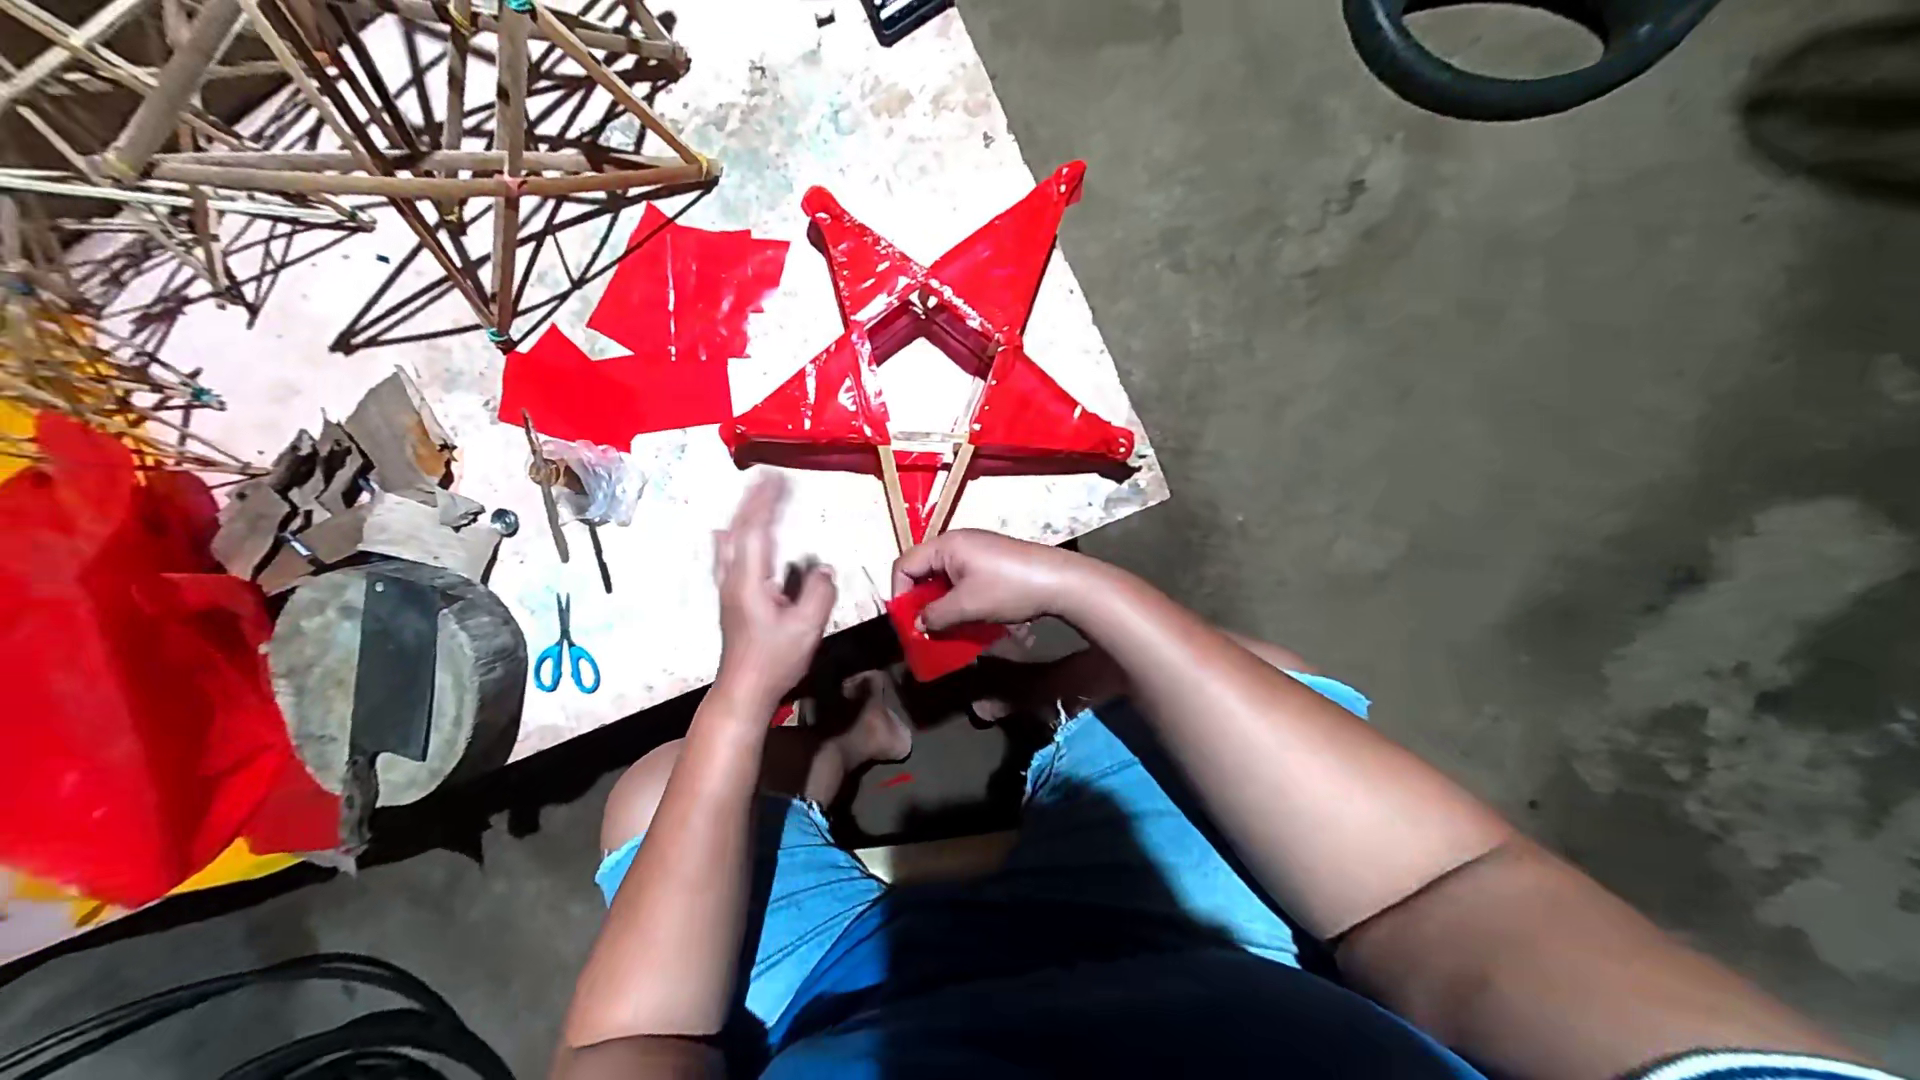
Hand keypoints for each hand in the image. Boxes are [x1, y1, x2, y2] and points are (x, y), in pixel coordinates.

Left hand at [712, 473, 835, 705]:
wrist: (744, 689)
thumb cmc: (774, 660)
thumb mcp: (806, 627)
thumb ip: (818, 593)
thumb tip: (824, 569)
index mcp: (750, 581)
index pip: (756, 530)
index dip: (766, 502)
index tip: (778, 478)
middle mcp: (733, 579)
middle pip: (738, 529)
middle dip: (753, 501)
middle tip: (769, 478)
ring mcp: (728, 588)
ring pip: (730, 541)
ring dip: (743, 515)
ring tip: (755, 497)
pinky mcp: (731, 598)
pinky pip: (728, 555)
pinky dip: (735, 535)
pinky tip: (728, 534)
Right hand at [891, 529, 1093, 630]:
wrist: (1059, 581)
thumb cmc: (1008, 589)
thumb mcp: (967, 606)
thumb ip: (935, 616)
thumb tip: (918, 625)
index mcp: (946, 545)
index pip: (905, 564)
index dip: (899, 593)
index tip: (906, 621)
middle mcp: (957, 543)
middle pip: (923, 571)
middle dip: (920, 601)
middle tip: (923, 628)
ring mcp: (976, 551)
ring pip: (944, 579)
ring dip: (941, 604)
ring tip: (945, 629)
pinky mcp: (991, 562)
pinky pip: (962, 580)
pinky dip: (958, 599)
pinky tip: (967, 619)